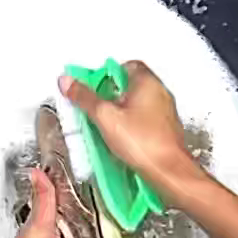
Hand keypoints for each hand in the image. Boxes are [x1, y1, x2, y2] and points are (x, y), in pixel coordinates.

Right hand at [58, 61, 216, 208]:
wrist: (169, 172)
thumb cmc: (145, 144)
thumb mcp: (105, 118)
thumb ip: (85, 98)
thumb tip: (68, 82)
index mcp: (147, 82)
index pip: (126, 65)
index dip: (106, 73)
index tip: (91, 84)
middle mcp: (160, 93)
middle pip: (131, 84)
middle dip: (111, 94)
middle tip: (96, 104)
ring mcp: (165, 112)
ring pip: (138, 103)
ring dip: (120, 110)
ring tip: (105, 123)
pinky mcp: (165, 129)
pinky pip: (145, 119)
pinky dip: (131, 124)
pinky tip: (120, 137)